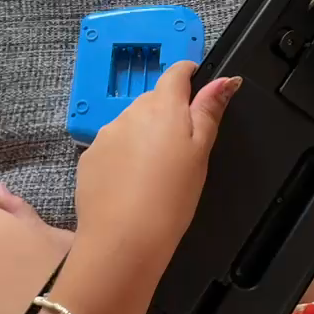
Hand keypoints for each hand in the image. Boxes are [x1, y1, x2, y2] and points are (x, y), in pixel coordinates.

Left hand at [74, 62, 240, 276]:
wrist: (123, 239)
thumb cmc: (171, 198)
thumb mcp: (201, 153)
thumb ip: (209, 111)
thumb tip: (224, 79)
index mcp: (163, 107)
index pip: (176, 73)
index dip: (189, 75)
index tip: (197, 86)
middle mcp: (130, 112)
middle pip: (153, 99)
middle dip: (168, 114)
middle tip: (182, 148)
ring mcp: (106, 134)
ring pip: (131, 123)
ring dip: (144, 135)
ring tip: (156, 172)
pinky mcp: (89, 156)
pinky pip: (112, 146)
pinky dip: (123, 155)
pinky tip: (132, 183)